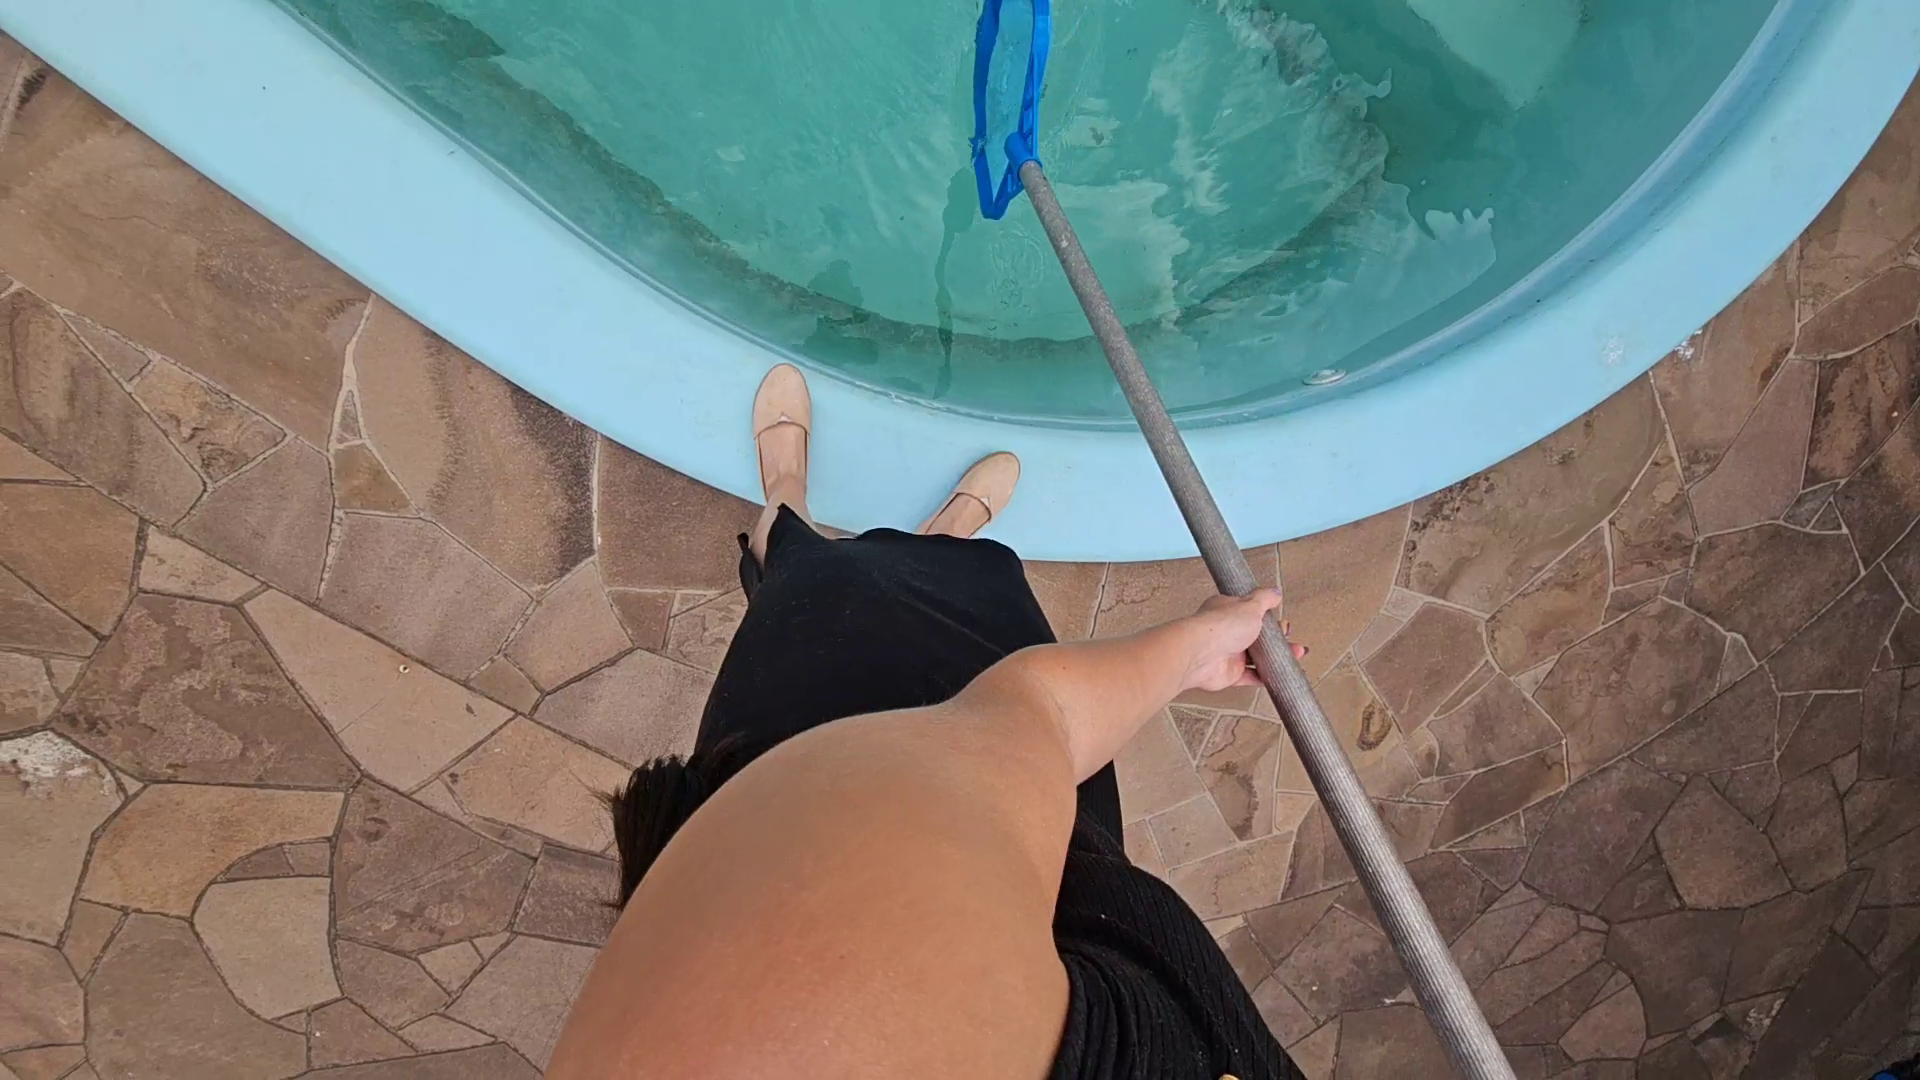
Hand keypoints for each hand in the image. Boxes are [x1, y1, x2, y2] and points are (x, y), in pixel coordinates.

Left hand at [1176, 589, 1305, 692]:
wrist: (1200, 655)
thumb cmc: (1220, 626)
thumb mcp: (1250, 606)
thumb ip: (1264, 599)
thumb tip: (1274, 592)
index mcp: (1226, 610)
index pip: (1250, 612)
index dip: (1268, 618)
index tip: (1283, 623)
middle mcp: (1225, 631)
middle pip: (1255, 636)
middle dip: (1276, 640)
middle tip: (1292, 642)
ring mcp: (1227, 653)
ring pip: (1256, 657)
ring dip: (1276, 658)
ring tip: (1296, 656)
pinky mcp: (1228, 673)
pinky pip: (1250, 676)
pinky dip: (1264, 677)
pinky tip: (1279, 675)